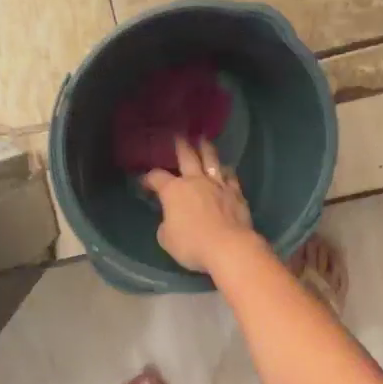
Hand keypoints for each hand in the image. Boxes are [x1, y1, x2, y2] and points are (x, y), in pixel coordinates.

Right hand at [142, 137, 256, 272]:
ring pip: (211, 160)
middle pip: (187, 157)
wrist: (228, 247)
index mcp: (174, 191)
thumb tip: (171, 220)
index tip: (145, 181)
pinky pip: (231, 177)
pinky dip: (226, 171)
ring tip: (204, 141)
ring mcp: (218, 185)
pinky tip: (226, 170)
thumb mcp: (166, 239)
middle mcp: (195, 181)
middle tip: (179, 136)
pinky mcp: (236, 194)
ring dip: (206, 149)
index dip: (149, 178)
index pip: (157, 178)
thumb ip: (166, 225)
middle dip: (181, 146)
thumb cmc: (192, 244)